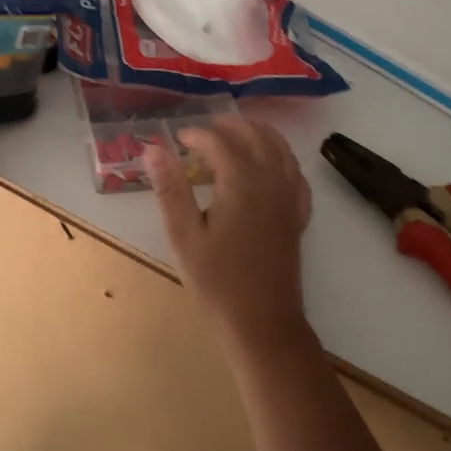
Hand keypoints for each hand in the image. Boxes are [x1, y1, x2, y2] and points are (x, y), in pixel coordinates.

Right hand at [145, 118, 314, 350]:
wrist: (263, 324)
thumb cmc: (218, 282)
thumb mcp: (185, 236)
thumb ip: (171, 189)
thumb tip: (153, 149)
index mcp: (242, 183)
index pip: (219, 142)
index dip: (196, 134)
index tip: (176, 139)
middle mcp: (270, 182)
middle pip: (254, 136)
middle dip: (228, 125)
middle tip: (203, 130)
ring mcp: (289, 198)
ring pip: (280, 148)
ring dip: (257, 133)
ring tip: (234, 134)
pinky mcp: (297, 216)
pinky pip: (295, 172)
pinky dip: (281, 156)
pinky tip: (269, 164)